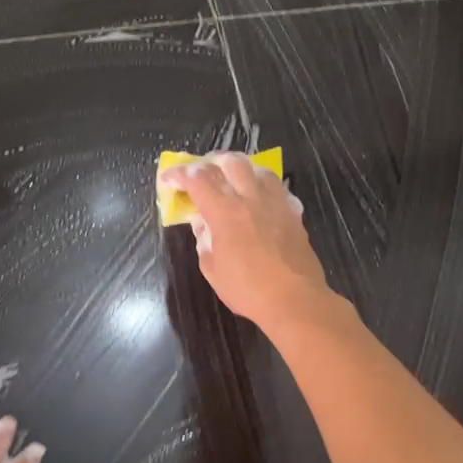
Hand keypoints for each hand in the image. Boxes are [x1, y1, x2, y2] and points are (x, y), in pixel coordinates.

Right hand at [159, 151, 336, 328]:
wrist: (293, 299)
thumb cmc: (247, 289)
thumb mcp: (212, 268)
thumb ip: (204, 240)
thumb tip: (202, 223)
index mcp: (225, 212)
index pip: (198, 179)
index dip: (179, 174)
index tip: (169, 178)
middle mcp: (251, 199)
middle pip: (231, 162)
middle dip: (211, 162)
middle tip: (201, 172)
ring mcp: (276, 203)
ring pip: (259, 168)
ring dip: (240, 168)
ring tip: (232, 179)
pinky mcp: (294, 213)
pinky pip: (278, 188)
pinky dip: (263, 186)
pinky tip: (259, 198)